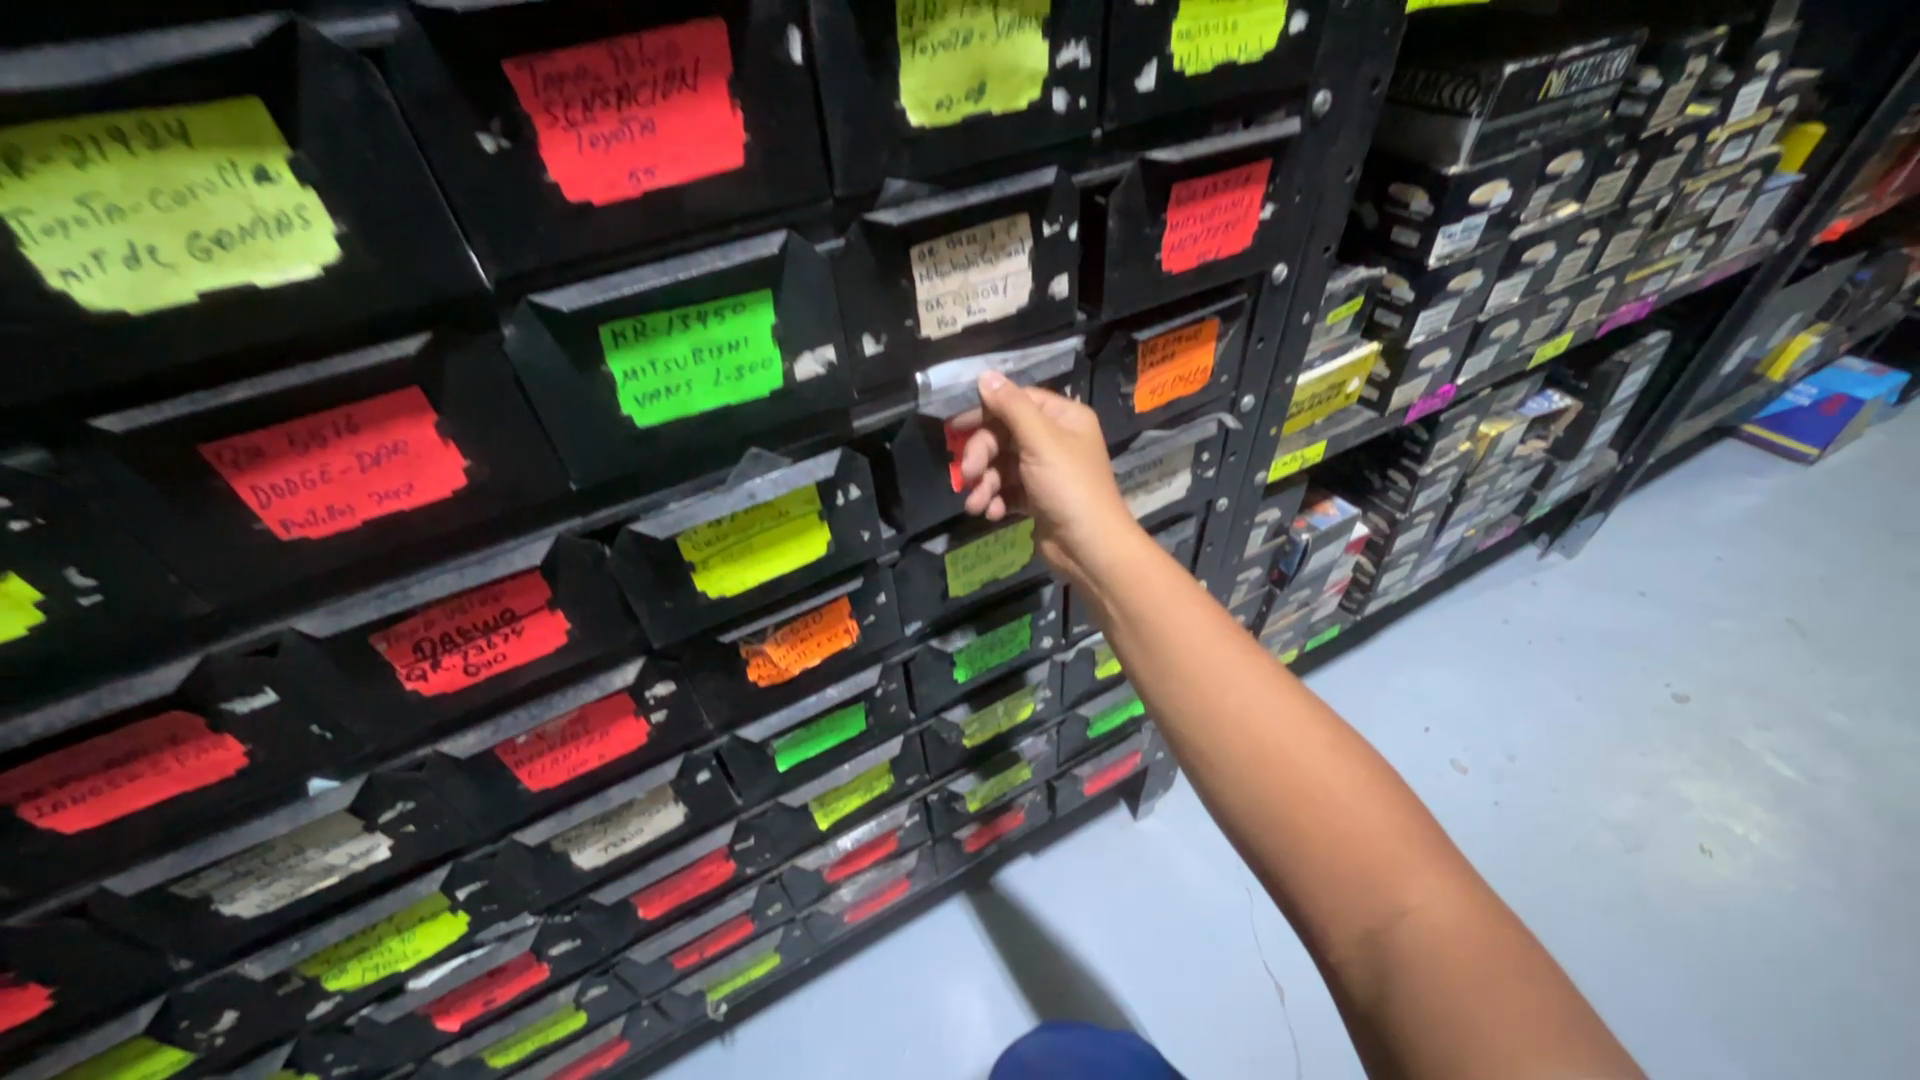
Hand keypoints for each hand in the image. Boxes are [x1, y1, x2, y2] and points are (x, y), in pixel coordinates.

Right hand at [950, 372, 1142, 587]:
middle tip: (968, 474)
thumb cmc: (1068, 487)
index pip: (1017, 401)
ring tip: (974, 504)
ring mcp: (1046, 471)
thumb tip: (985, 376)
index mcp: (1064, 418)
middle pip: (1005, 435)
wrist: (1089, 547)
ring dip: (984, 484)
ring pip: (1002, 465)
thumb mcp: (1040, 440)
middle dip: (982, 455)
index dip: (985, 411)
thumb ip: (1011, 406)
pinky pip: (1008, 490)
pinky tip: (991, 514)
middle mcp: (1056, 440)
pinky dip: (996, 500)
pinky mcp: (1038, 499)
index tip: (956, 426)